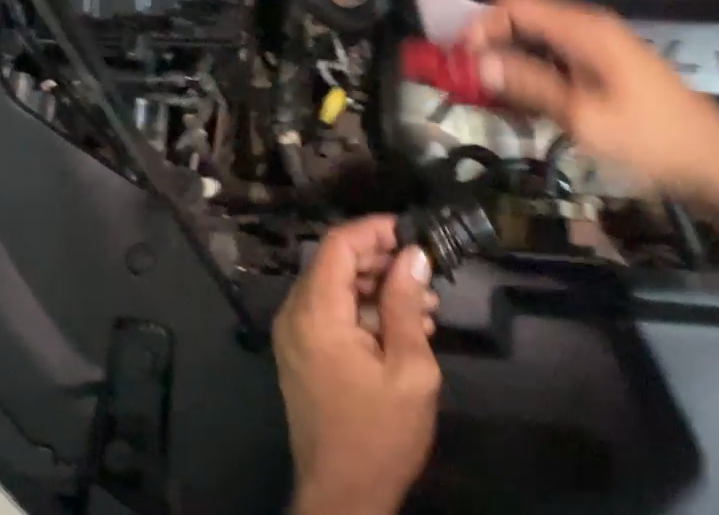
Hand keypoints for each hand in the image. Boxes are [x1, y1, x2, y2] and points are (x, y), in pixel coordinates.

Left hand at [274, 216, 440, 514]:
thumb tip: (413, 253)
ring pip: (334, 287)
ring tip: (424, 307)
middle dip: (381, 261)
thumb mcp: (409, 369)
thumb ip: (406, 304)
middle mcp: (295, 315)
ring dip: (377, 288)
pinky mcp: (300, 352)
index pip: (338, 244)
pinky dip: (363, 311)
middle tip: (426, 275)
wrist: (342, 497)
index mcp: (316, 313)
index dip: (375, 230)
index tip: (413, 232)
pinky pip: (330, 312)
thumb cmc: (380, 435)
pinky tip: (403, 328)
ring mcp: (293, 335)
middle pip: (334, 262)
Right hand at [462, 0, 718, 232]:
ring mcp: (596, 48)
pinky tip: (520, 108)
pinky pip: (552, 61)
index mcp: (584, 29)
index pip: (515, 4)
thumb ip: (529, 85)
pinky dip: (529, 78)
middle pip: (521, 20)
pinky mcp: (601, 69)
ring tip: (488, 102)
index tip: (460, 63)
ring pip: (534, 42)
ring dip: (507, 66)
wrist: (715, 163)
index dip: (481, 27)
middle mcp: (587, 28)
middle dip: (489, 48)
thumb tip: (478, 62)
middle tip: (466, 87)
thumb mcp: (584, 116)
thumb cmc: (650, 139)